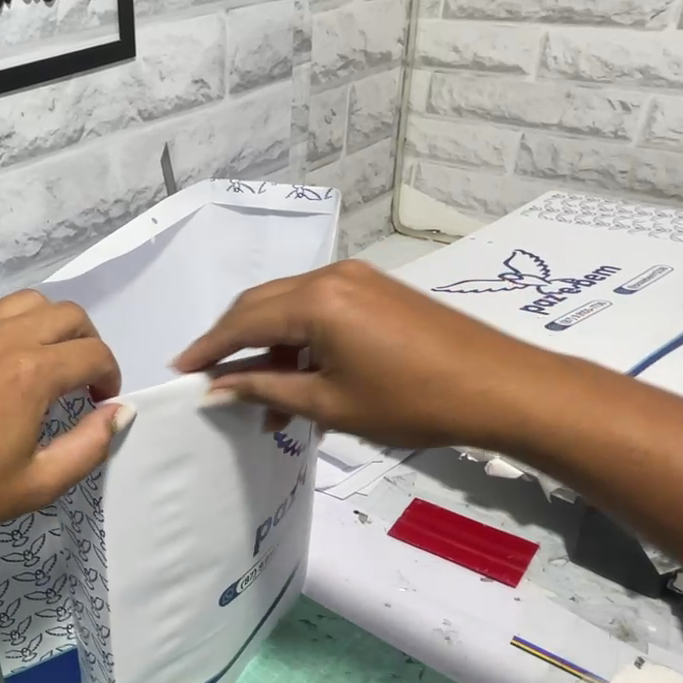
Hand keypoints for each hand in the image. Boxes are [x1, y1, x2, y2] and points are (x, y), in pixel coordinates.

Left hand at [0, 291, 127, 546]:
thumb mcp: (37, 484)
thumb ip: (89, 446)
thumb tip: (119, 412)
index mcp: (31, 373)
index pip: (93, 354)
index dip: (110, 375)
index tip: (102, 401)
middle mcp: (2, 337)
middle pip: (67, 314)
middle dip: (86, 342)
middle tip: (81, 379)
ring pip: (25, 301)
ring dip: (47, 325)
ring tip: (42, 360)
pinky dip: (3, 319)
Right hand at [174, 261, 557, 449]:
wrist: (502, 389)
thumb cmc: (411, 402)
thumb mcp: (328, 405)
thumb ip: (265, 389)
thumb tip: (216, 388)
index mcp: (314, 301)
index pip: (241, 323)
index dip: (207, 349)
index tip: (179, 371)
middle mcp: (329, 277)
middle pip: (259, 306)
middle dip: (232, 344)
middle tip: (213, 381)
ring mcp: (355, 279)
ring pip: (288, 309)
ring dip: (270, 349)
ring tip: (264, 400)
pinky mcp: (375, 289)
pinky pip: (319, 310)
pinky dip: (300, 342)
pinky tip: (301, 381)